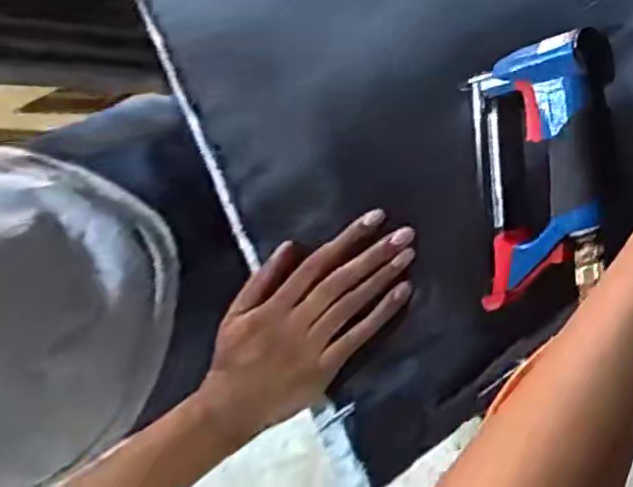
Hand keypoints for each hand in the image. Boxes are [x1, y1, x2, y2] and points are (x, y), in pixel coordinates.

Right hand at [192, 210, 415, 442]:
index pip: (314, 265)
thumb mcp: (236, 317)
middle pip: (338, 282)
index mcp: (269, 309)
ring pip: (350, 304)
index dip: (347, 239)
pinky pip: (357, 335)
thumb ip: (262, 280)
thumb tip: (290, 244)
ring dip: (381, 277)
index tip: (376, 217)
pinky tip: (404, 290)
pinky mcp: (323, 367)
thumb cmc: (235, 357)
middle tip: (406, 233)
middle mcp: (291, 324)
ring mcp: (309, 346)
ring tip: (408, 254)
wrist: (225, 415)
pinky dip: (382, 312)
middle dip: (374, 254)